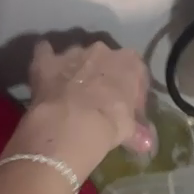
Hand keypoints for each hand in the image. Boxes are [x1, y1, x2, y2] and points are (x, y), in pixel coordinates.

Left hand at [6, 41, 155, 178]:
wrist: (70, 125)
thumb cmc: (109, 124)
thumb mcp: (130, 131)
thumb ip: (139, 132)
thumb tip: (148, 143)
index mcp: (129, 61)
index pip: (136, 72)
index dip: (132, 91)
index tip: (128, 110)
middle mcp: (102, 50)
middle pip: (105, 61)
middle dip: (102, 78)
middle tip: (98, 103)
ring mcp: (73, 53)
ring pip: (77, 58)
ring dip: (76, 71)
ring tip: (71, 95)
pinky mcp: (46, 61)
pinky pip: (45, 52)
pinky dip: (46, 61)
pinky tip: (45, 74)